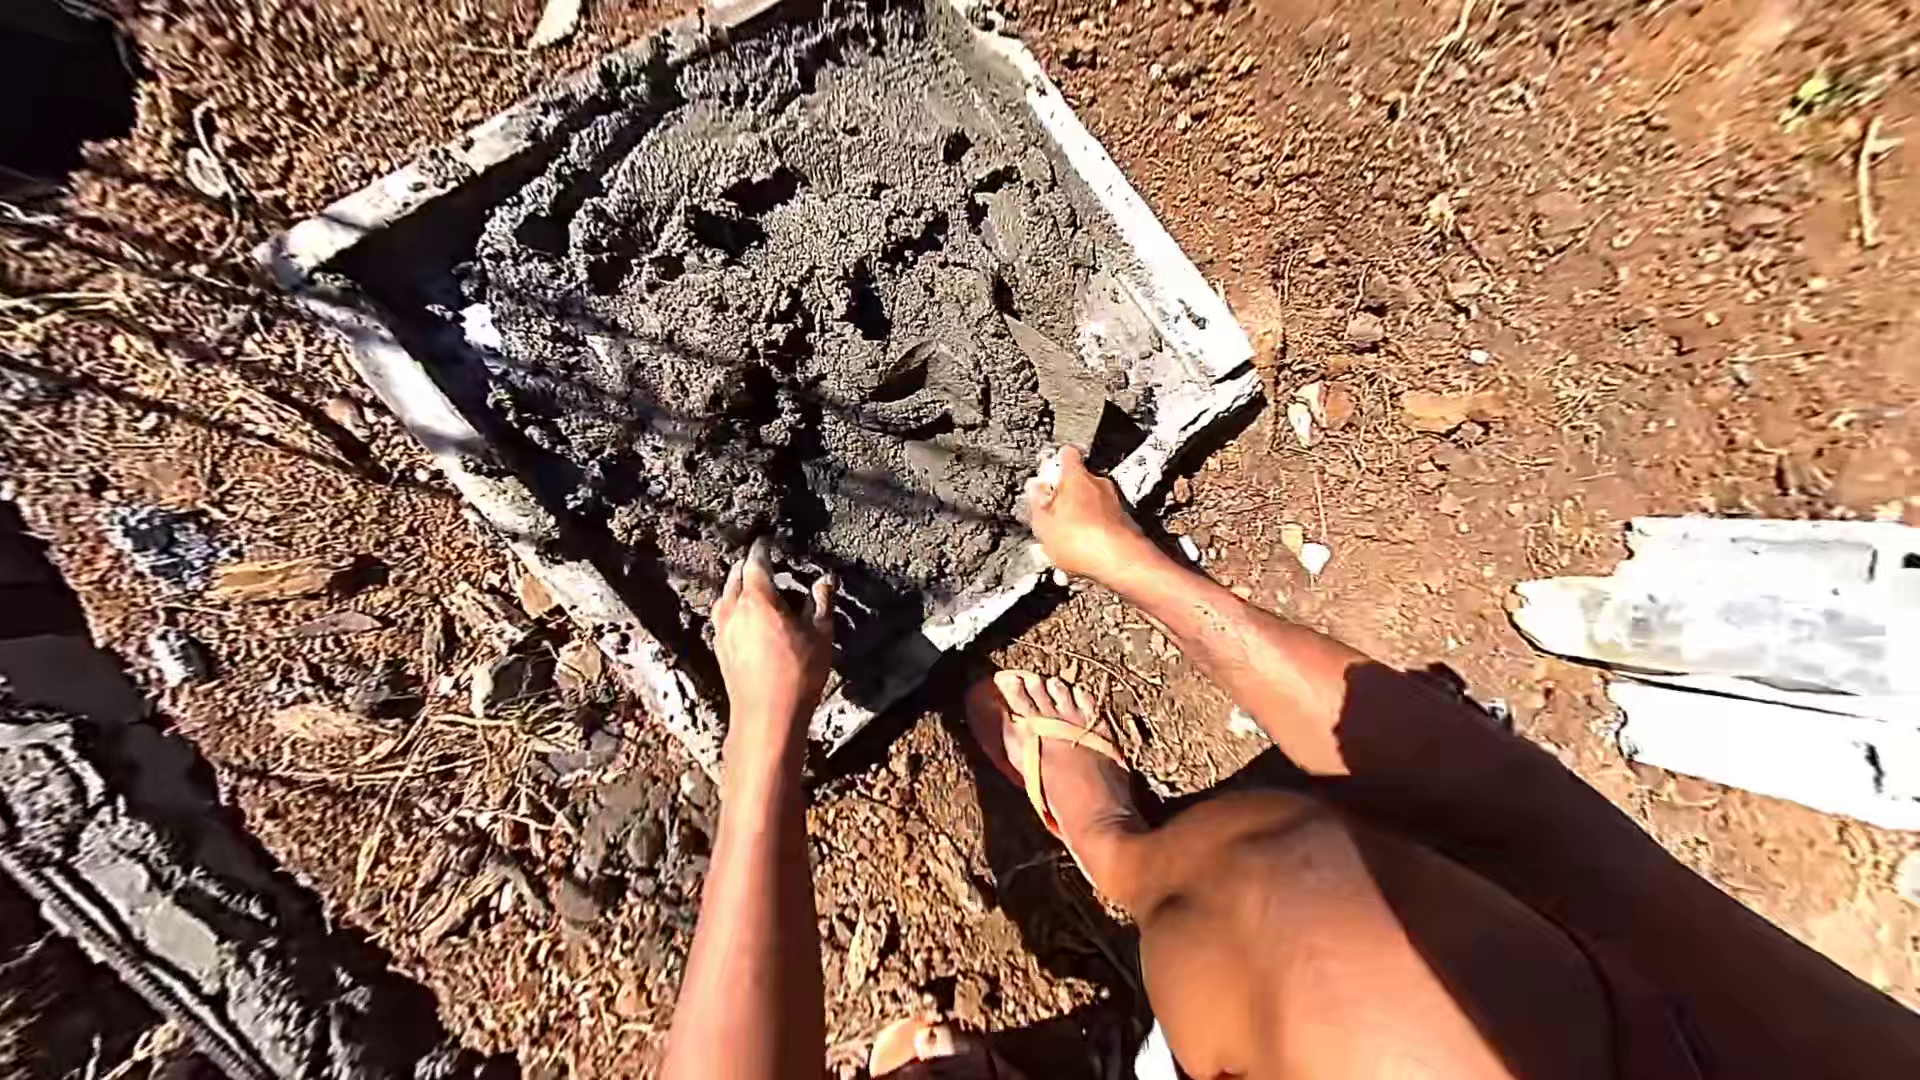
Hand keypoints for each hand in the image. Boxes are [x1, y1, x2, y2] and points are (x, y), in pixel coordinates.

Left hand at [713, 538, 834, 770]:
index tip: (769, 540)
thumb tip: (825, 579)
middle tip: (767, 561)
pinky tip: (750, 616)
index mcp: (758, 600)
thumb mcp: (820, 634)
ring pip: (727, 595)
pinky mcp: (720, 648)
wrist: (766, 718)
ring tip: (759, 587)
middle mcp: (733, 610)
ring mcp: (722, 630)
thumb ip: (821, 602)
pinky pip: (724, 614)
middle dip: (750, 564)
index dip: (763, 548)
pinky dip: (736, 605)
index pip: (756, 562)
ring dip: (740, 585)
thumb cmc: (798, 675)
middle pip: (736, 575)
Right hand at [1025, 447, 1158, 584]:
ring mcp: (1114, 503)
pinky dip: (1092, 535)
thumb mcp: (1043, 526)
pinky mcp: (1125, 522)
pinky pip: (1102, 524)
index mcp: (1076, 478)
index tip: (1049, 472)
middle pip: (1078, 483)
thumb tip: (1034, 490)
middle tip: (1051, 518)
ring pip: (1090, 505)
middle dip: (1065, 499)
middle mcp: (1098, 485)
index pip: (1067, 455)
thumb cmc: (1081, 541)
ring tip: (1065, 544)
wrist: (1121, 562)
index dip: (1057, 461)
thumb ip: (1037, 504)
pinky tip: (1082, 554)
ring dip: (1078, 519)